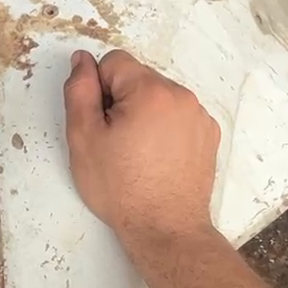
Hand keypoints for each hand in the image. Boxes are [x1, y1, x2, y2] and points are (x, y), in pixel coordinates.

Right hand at [62, 49, 220, 248]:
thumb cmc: (119, 185)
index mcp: (150, 91)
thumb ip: (79, 90)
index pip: (113, 62)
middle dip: (120, 100)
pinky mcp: (208, 134)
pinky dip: (161, 127)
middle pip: (136, 78)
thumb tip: (81, 60)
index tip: (98, 122)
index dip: (97, 89)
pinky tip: (153, 157)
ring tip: (133, 151)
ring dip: (140, 113)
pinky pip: (176, 115)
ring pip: (156, 97)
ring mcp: (199, 115)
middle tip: (111, 140)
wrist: (164, 227)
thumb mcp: (83, 136)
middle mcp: (181, 95)